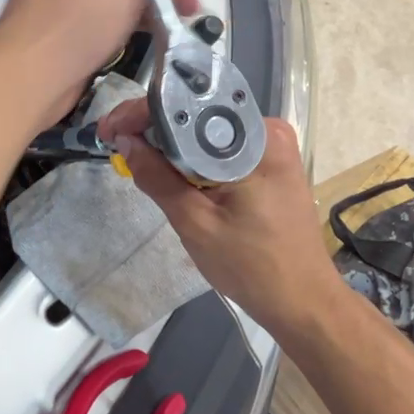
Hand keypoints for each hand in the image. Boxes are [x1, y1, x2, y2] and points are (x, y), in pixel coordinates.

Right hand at [97, 102, 340, 339]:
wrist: (305, 304)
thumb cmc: (254, 267)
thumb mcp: (195, 223)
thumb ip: (157, 177)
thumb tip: (124, 142)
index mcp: (257, 139)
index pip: (187, 108)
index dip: (141, 115)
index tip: (108, 132)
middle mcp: (268, 131)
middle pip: (195, 116)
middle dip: (151, 129)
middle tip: (116, 146)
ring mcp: (272, 146)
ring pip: (204, 131)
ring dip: (169, 144)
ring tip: (135, 159)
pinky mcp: (270, 163)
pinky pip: (218, 147)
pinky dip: (190, 157)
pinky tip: (168, 171)